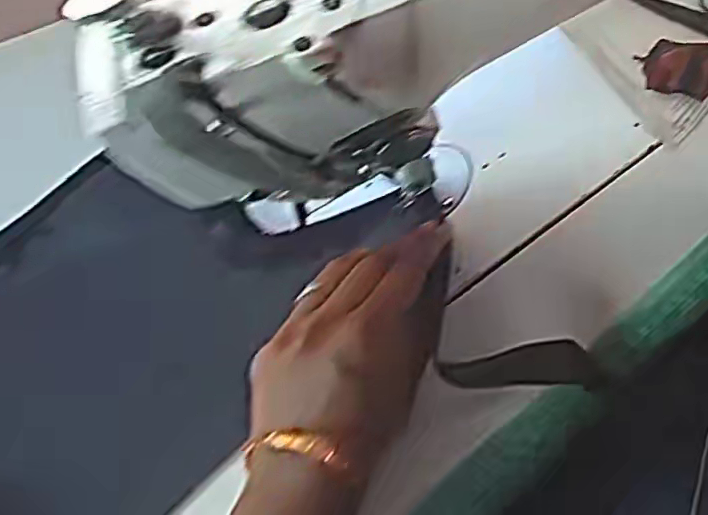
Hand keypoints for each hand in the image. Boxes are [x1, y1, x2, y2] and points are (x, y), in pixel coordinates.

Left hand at [247, 223, 450, 478]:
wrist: (307, 472)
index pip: (404, 267)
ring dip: (367, 258)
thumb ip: (418, 317)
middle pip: (371, 261)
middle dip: (401, 245)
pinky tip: (345, 285)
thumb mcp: (410, 367)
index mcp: (366, 328)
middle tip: (418, 239)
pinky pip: (308, 296)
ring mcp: (293, 332)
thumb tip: (426, 286)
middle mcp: (325, 323)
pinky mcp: (271, 344)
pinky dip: (333, 283)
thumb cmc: (360, 436)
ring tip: (384, 256)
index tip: (437, 235)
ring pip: (335, 270)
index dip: (426, 245)